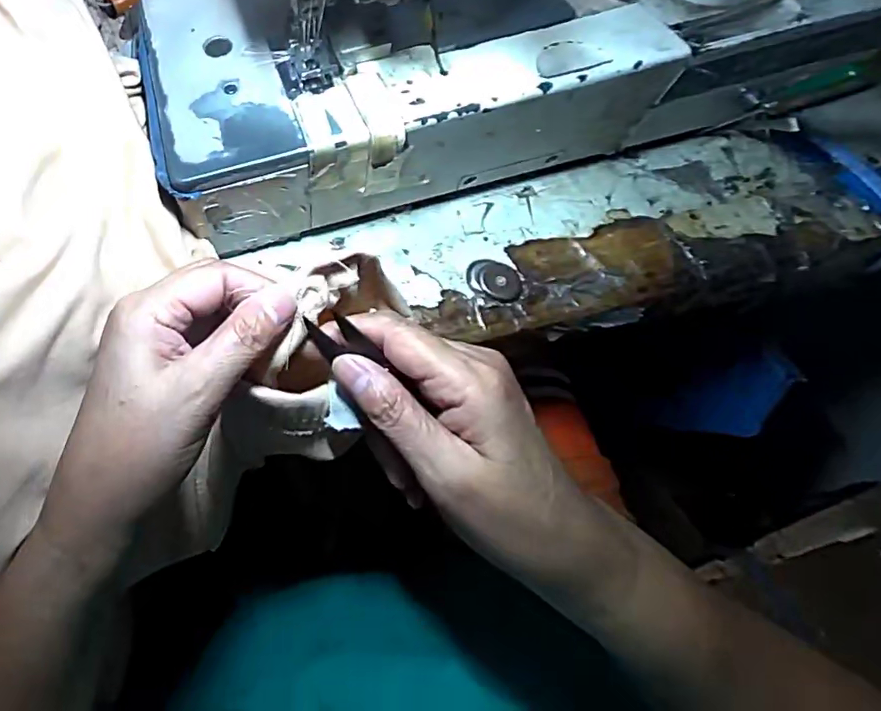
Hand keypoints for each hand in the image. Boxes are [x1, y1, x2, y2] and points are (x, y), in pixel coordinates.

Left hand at [36, 262, 296, 568]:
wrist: (98, 508)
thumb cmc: (141, 448)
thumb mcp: (198, 390)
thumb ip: (243, 338)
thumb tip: (288, 296)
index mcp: (147, 309)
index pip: (216, 275)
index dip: (260, 289)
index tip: (300, 315)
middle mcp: (148, 311)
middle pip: (215, 287)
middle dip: (257, 304)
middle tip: (294, 332)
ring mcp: (154, 334)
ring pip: (214, 311)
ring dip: (249, 326)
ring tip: (281, 350)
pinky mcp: (163, 358)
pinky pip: (207, 335)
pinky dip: (236, 345)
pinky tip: (257, 364)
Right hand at [330, 313, 621, 606]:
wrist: (569, 548)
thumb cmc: (509, 518)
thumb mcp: (443, 471)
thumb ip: (392, 412)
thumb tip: (345, 361)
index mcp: (468, 374)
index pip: (393, 331)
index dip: (348, 334)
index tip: (311, 354)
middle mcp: (473, 361)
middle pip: (395, 354)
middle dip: (375, 402)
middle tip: (385, 461)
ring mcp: (476, 376)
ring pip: (404, 377)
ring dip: (392, 425)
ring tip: (409, 479)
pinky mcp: (475, 393)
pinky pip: (423, 394)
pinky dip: (409, 428)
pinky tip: (419, 471)